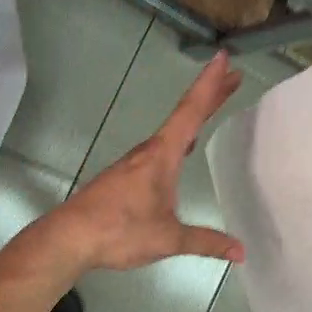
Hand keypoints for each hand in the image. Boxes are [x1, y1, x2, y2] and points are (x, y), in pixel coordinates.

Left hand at [48, 52, 246, 271]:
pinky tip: (185, 148)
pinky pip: (163, 147)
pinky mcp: (127, 176)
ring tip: (214, 106)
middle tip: (233, 76)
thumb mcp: (168, 239)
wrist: (70, 237)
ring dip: (195, 115)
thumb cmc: (119, 231)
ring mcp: (136, 163)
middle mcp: (149, 152)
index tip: (223, 58)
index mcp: (162, 157)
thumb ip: (206, 242)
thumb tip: (242, 252)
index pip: (191, 113)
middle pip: (185, 116)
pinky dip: (182, 137)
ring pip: (173, 131)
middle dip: (210, 95)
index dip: (210, 86)